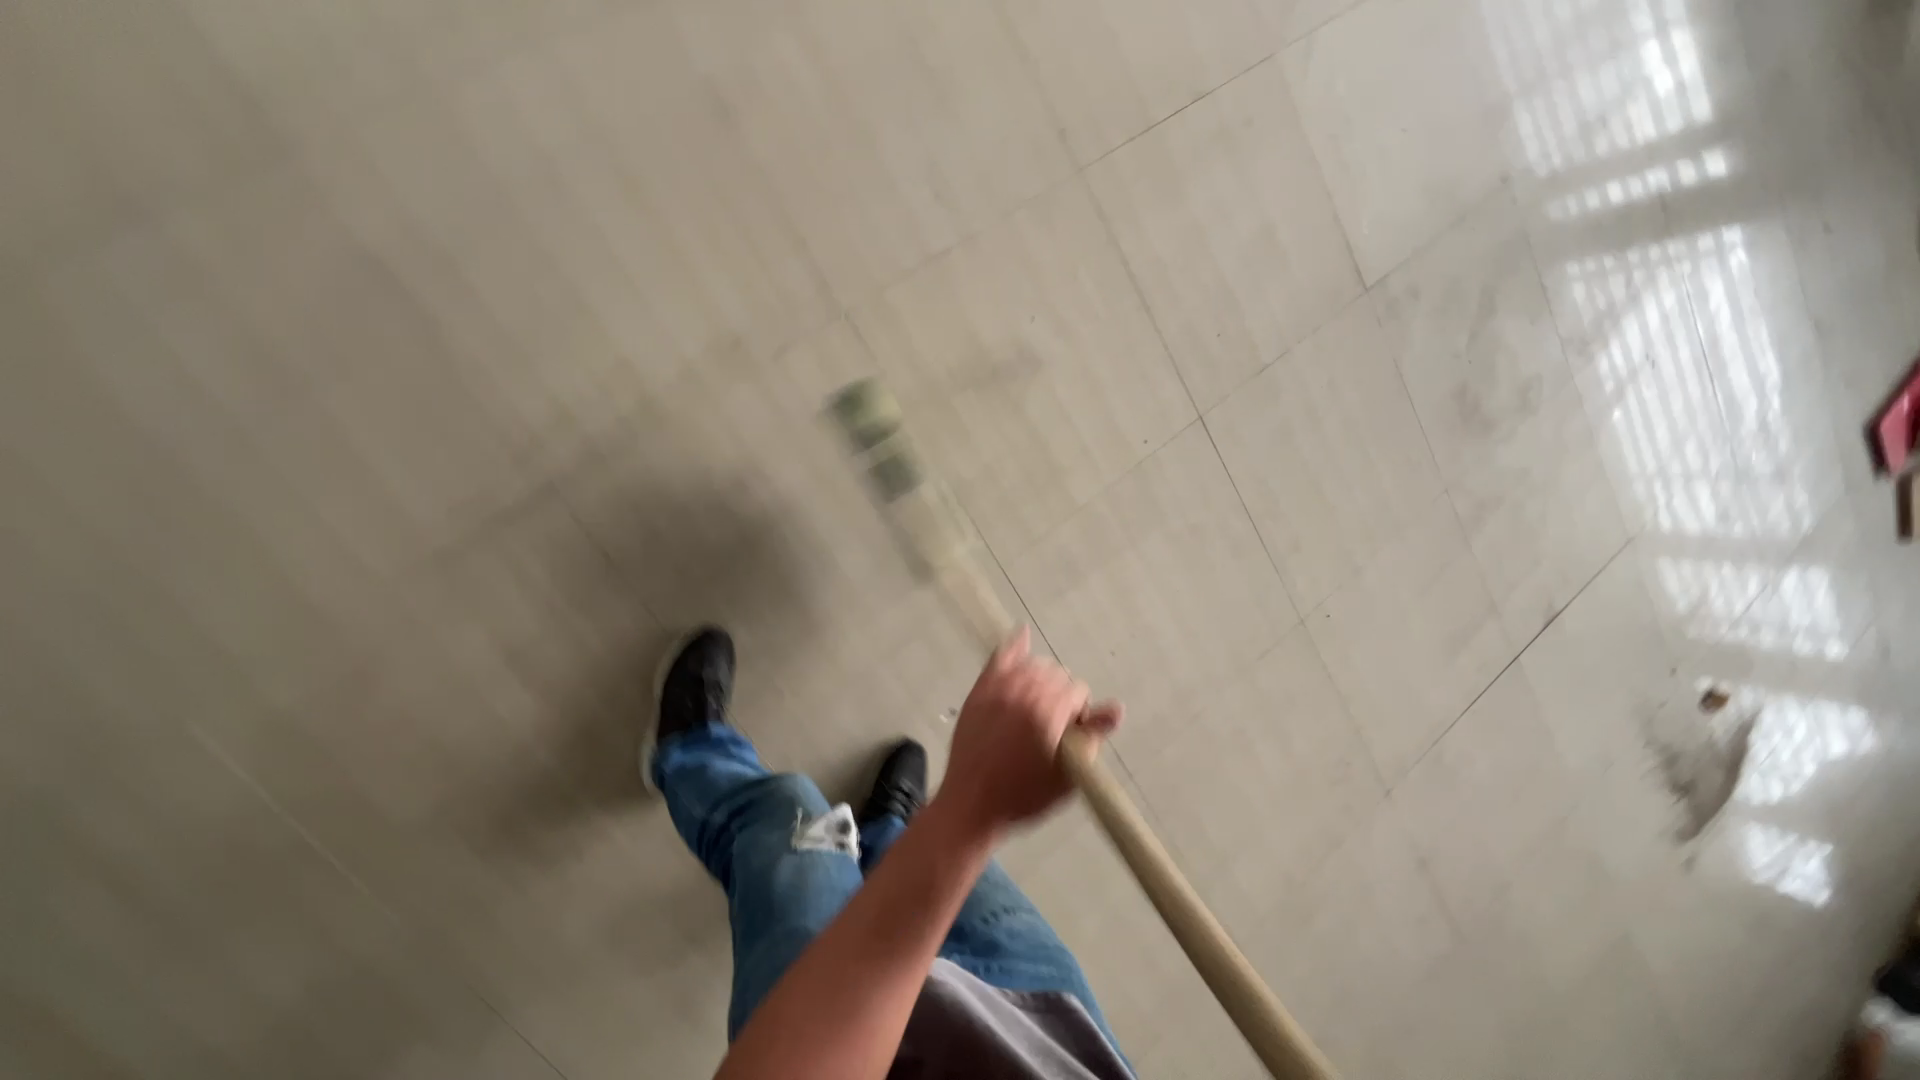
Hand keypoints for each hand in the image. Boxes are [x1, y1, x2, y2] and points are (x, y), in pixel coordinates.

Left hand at [935, 626, 1122, 836]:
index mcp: (1050, 710)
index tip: (1068, 734)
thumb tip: (1117, 708)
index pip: (1078, 691)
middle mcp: (1026, 691)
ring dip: (1040, 679)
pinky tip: (1022, 636)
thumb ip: (1091, 736)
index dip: (1078, 713)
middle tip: (1051, 725)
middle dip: (1060, 695)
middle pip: (1056, 675)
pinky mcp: (980, 690)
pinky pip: (1000, 657)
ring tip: (1036, 704)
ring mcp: (999, 688)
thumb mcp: (1068, 774)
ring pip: (1032, 665)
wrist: (972, 803)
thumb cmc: (1025, 795)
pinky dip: (1014, 646)